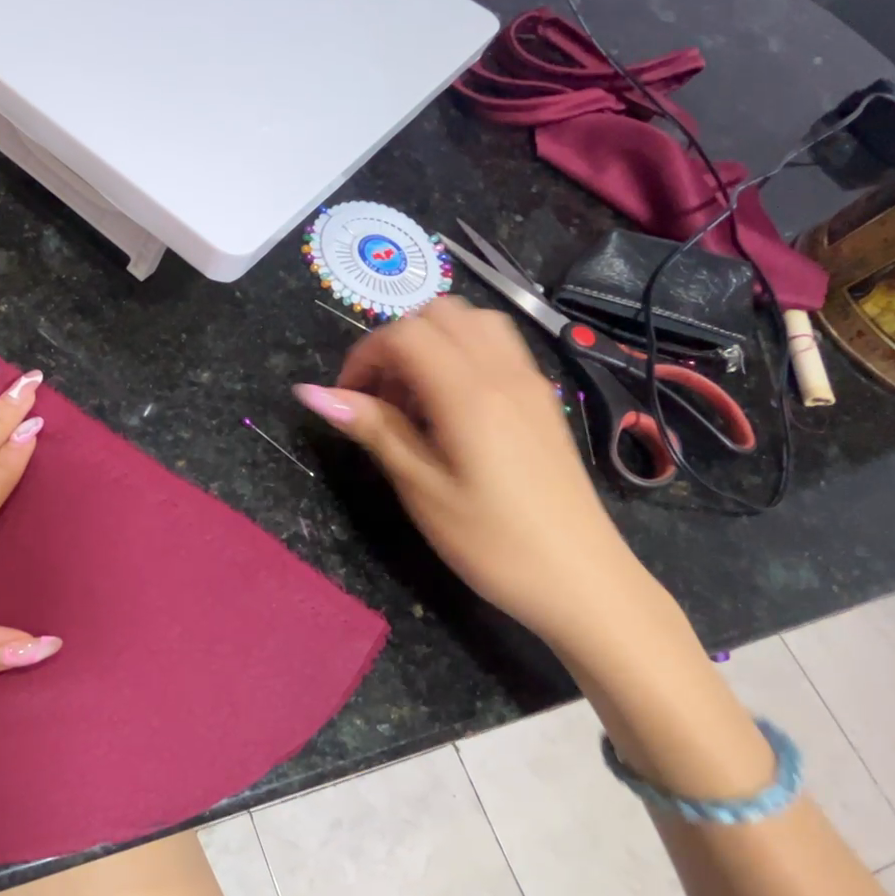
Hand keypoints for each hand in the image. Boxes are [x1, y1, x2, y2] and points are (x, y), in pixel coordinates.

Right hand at [291, 298, 662, 647]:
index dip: (364, 356)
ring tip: (412, 402)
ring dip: (431, 346)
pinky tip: (448, 411)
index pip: (405, 334)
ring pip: (473, 324)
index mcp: (469, 394)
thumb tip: (312, 393)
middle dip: (396, 344)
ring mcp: (530, 383)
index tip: (347, 401)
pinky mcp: (542, 400)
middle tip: (379, 399)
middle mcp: (504, 373)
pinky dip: (460, 358)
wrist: (582, 580)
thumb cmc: (491, 542)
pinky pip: (497, 349)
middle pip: (440, 314)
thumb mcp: (420, 489)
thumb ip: (373, 429)